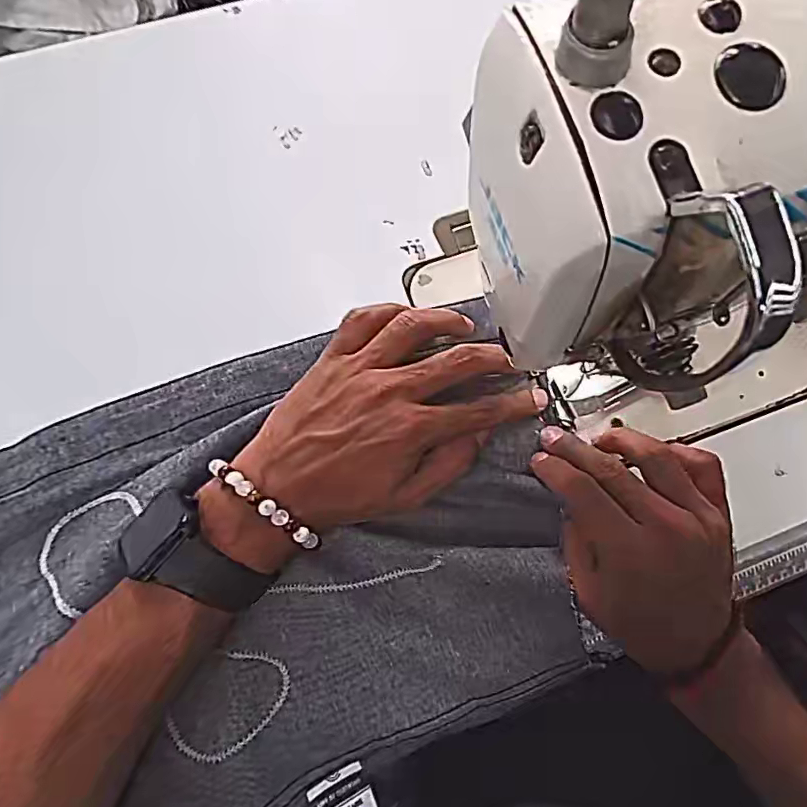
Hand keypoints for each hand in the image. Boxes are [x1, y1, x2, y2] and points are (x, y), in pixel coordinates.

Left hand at [202, 304, 545, 569]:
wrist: (279, 489)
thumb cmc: (336, 496)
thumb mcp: (404, 497)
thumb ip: (448, 465)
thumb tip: (477, 437)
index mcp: (410, 430)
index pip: (478, 410)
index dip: (512, 403)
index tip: (527, 398)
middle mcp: (388, 392)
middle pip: (457, 360)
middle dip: (493, 358)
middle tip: (505, 360)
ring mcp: (359, 370)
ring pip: (412, 326)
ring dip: (446, 321)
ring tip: (463, 326)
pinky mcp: (333, 360)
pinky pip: (362, 320)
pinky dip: (388, 310)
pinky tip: (404, 314)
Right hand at [528, 425, 735, 674]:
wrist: (696, 645)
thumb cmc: (645, 626)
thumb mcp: (590, 593)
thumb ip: (577, 542)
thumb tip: (569, 500)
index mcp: (629, 552)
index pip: (583, 490)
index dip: (556, 469)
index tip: (544, 461)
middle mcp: (666, 529)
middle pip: (612, 468)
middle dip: (576, 449)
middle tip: (558, 440)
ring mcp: (697, 518)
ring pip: (658, 455)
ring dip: (623, 439)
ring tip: (602, 439)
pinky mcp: (718, 515)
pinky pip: (702, 464)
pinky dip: (676, 450)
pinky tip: (656, 451)